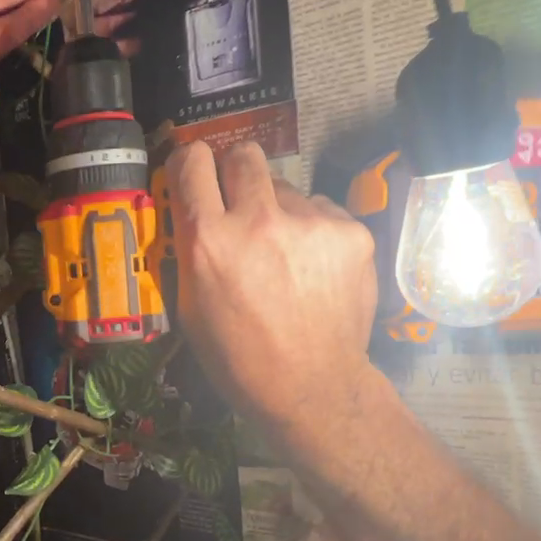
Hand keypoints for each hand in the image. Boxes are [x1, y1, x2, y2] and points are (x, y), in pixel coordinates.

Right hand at [170, 141, 378, 427]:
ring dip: (277, 210)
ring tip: (283, 254)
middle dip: (235, 173)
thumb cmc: (236, 355)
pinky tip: (312, 267)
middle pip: (243, 153)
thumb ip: (191, 249)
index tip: (194, 179)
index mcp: (208, 240)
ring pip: (286, 187)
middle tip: (238, 204)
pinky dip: (312, 230)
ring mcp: (311, 223)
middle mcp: (258, 219)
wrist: (311, 387)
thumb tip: (193, 212)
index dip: (190, 166)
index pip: (192, 160)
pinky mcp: (351, 232)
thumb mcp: (189, 306)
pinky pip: (321, 210)